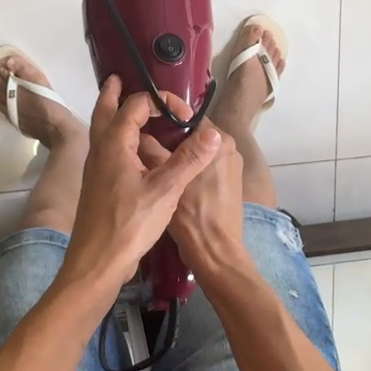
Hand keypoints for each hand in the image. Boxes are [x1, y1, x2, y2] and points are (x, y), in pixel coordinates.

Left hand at [60, 77, 222, 293]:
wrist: (97, 262)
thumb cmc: (130, 224)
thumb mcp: (166, 190)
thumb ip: (189, 160)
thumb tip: (212, 133)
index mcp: (115, 144)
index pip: (135, 105)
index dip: (160, 101)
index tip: (184, 114)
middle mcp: (100, 150)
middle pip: (104, 111)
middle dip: (112, 94)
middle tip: (119, 78)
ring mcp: (95, 169)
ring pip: (101, 131)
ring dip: (110, 114)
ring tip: (123, 106)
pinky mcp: (97, 185)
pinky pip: (104, 149)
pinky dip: (114, 137)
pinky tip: (129, 151)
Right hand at [137, 100, 249, 279]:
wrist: (216, 251)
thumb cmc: (192, 213)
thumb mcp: (166, 179)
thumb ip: (151, 151)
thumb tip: (137, 134)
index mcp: (219, 140)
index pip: (188, 119)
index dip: (164, 123)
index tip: (144, 131)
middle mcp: (229, 148)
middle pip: (193, 136)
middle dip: (170, 143)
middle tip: (144, 152)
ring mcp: (232, 167)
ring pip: (198, 153)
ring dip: (178, 158)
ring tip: (155, 168)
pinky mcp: (230, 184)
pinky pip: (205, 168)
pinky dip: (189, 171)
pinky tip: (171, 183)